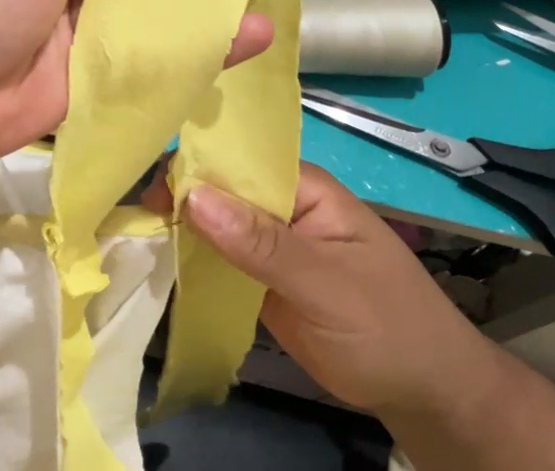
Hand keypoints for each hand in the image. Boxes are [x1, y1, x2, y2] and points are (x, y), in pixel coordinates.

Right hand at [145, 164, 500, 417]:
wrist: (425, 395)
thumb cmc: (388, 327)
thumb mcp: (325, 284)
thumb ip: (261, 242)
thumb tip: (191, 195)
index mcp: (302, 187)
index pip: (236, 160)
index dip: (192, 167)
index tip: (147, 191)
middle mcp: (280, 205)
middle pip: (217, 188)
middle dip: (176, 196)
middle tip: (130, 216)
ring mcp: (267, 242)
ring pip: (211, 222)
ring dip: (176, 227)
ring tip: (129, 235)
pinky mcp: (257, 276)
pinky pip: (215, 257)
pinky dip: (188, 257)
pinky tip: (155, 259)